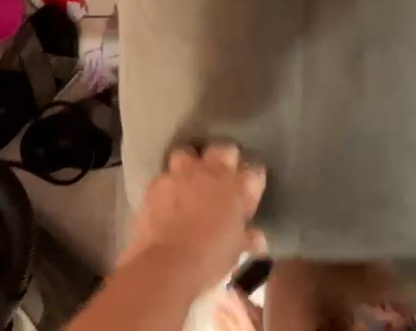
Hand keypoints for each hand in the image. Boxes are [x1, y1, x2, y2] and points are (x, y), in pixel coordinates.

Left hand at [121, 144, 266, 294]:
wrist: (167, 266)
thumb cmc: (210, 261)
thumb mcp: (237, 253)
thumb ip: (248, 239)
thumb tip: (257, 237)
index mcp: (238, 188)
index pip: (255, 171)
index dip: (252, 180)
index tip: (249, 191)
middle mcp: (212, 172)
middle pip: (224, 149)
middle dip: (225, 159)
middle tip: (222, 177)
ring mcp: (183, 173)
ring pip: (188, 153)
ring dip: (190, 164)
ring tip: (189, 181)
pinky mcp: (158, 182)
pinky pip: (165, 176)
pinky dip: (167, 186)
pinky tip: (166, 200)